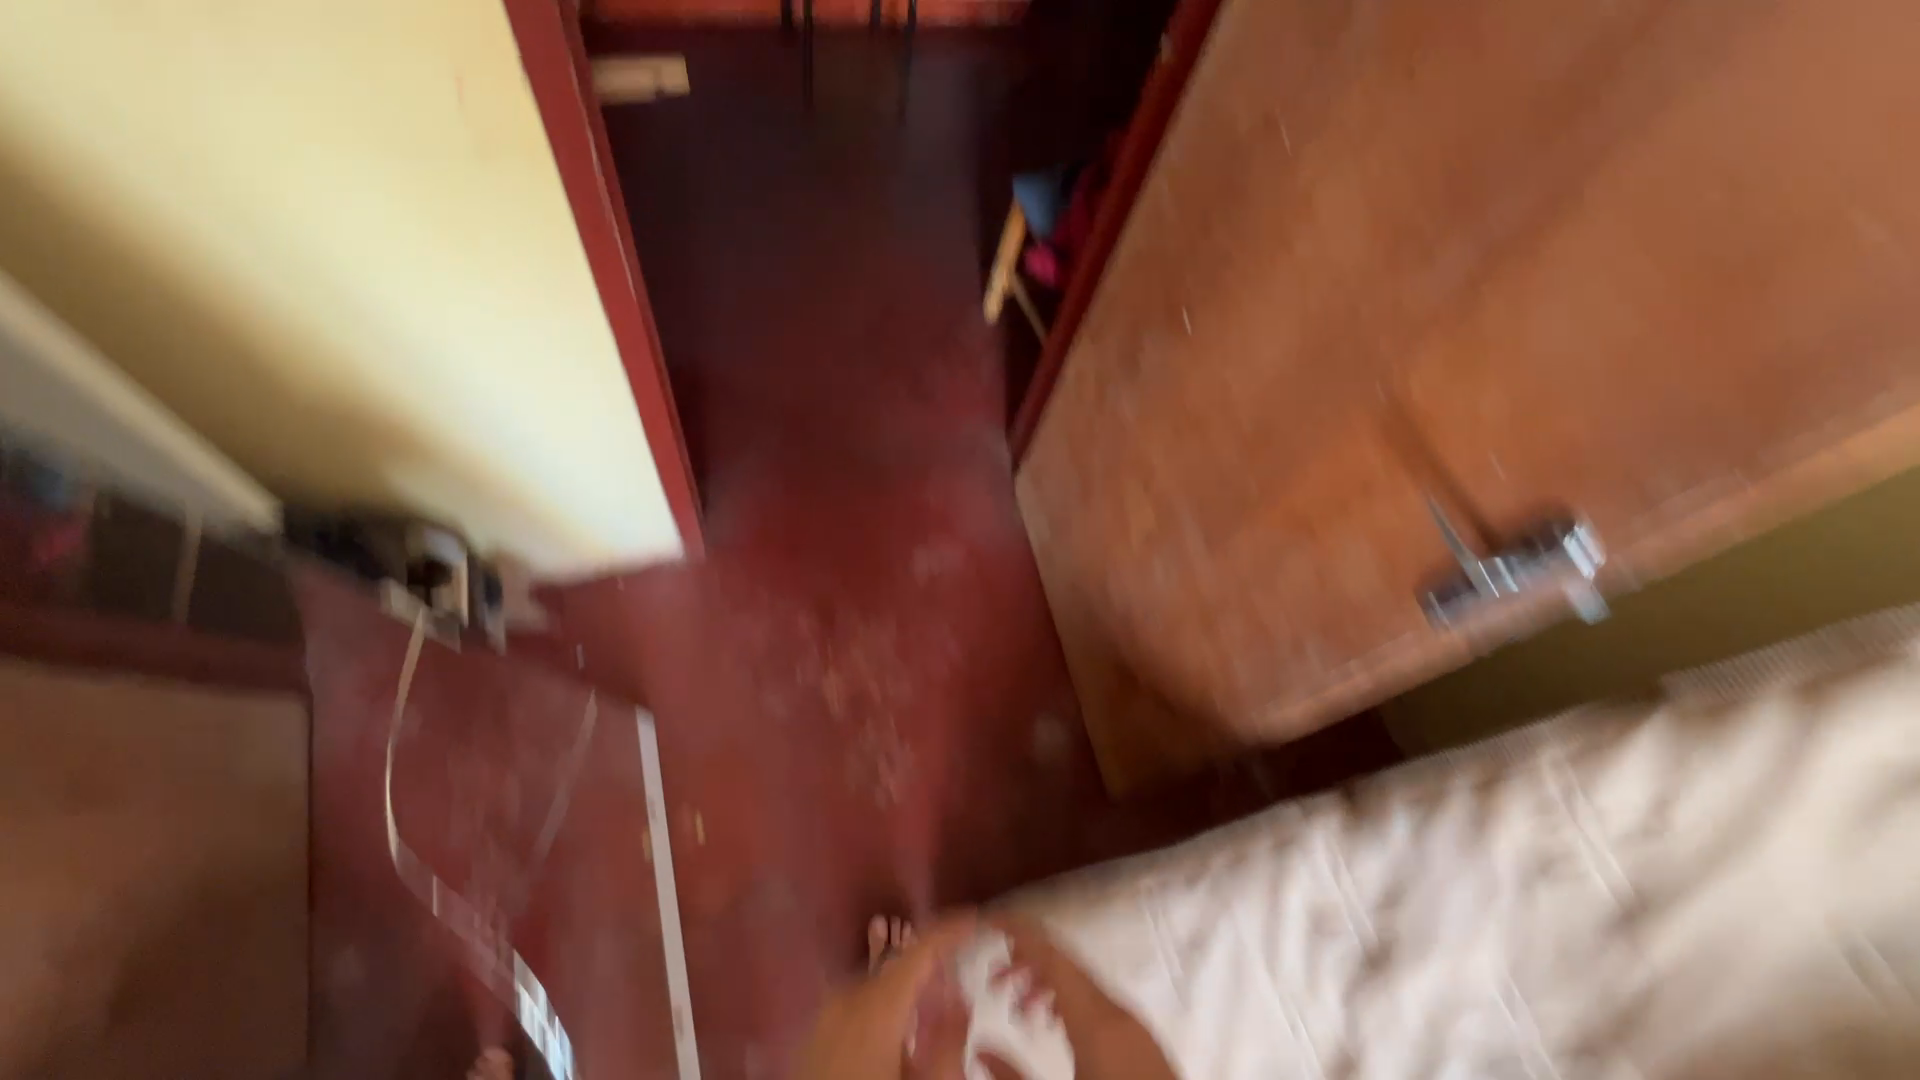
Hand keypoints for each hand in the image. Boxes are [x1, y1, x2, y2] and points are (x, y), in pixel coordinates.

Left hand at [797, 916, 979, 1079]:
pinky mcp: (815, 1035)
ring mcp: (826, 1015)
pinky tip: (900, 1036)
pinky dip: (886, 1006)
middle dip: (933, 966)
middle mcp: (848, 996)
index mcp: (877, 1004)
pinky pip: (860, 1004)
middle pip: (900, 963)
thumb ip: (948, 1040)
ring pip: (879, 984)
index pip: (922, 947)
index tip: (978, 919)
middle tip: (962, 979)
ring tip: (934, 1012)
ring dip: (909, 989)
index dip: (952, 928)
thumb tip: (959, 998)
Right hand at [990, 917, 1178, 1079]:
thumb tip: (981, 1047)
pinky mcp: (1145, 1045)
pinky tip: (1055, 1027)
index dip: (1019, 931)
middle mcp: (1119, 1012)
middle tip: (993, 982)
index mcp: (1096, 1021)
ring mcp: (1137, 1027)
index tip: (987, 922)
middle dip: (1026, 963)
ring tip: (1019, 1011)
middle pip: (1067, 964)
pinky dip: (1071, 1003)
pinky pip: (1101, 1005)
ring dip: (1048, 985)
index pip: (1052, 953)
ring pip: (1084, 985)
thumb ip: (1013, 1077)